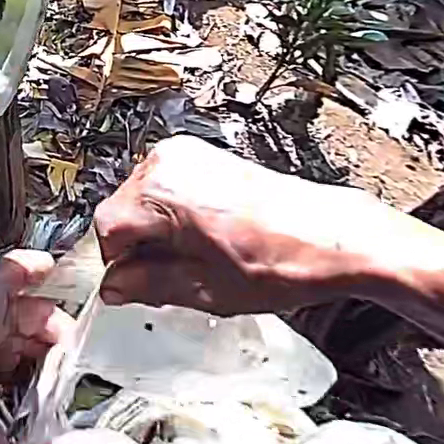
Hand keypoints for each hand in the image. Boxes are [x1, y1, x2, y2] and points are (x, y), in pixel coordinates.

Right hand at [94, 136, 443, 313]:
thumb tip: (114, 287)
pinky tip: (199, 233)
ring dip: (152, 228)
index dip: (117, 261)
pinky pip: (161, 185)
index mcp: (161, 191)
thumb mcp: (206, 289)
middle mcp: (165, 163)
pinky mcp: (198, 154)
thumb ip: (147, 286)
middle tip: (168, 275)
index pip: (107, 227)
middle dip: (137, 244)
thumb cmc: (286, 260)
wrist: (337, 235)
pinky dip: (169, 211)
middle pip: (121, 209)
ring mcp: (182, 154)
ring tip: (192, 253)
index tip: (131, 282)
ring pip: (138, 198)